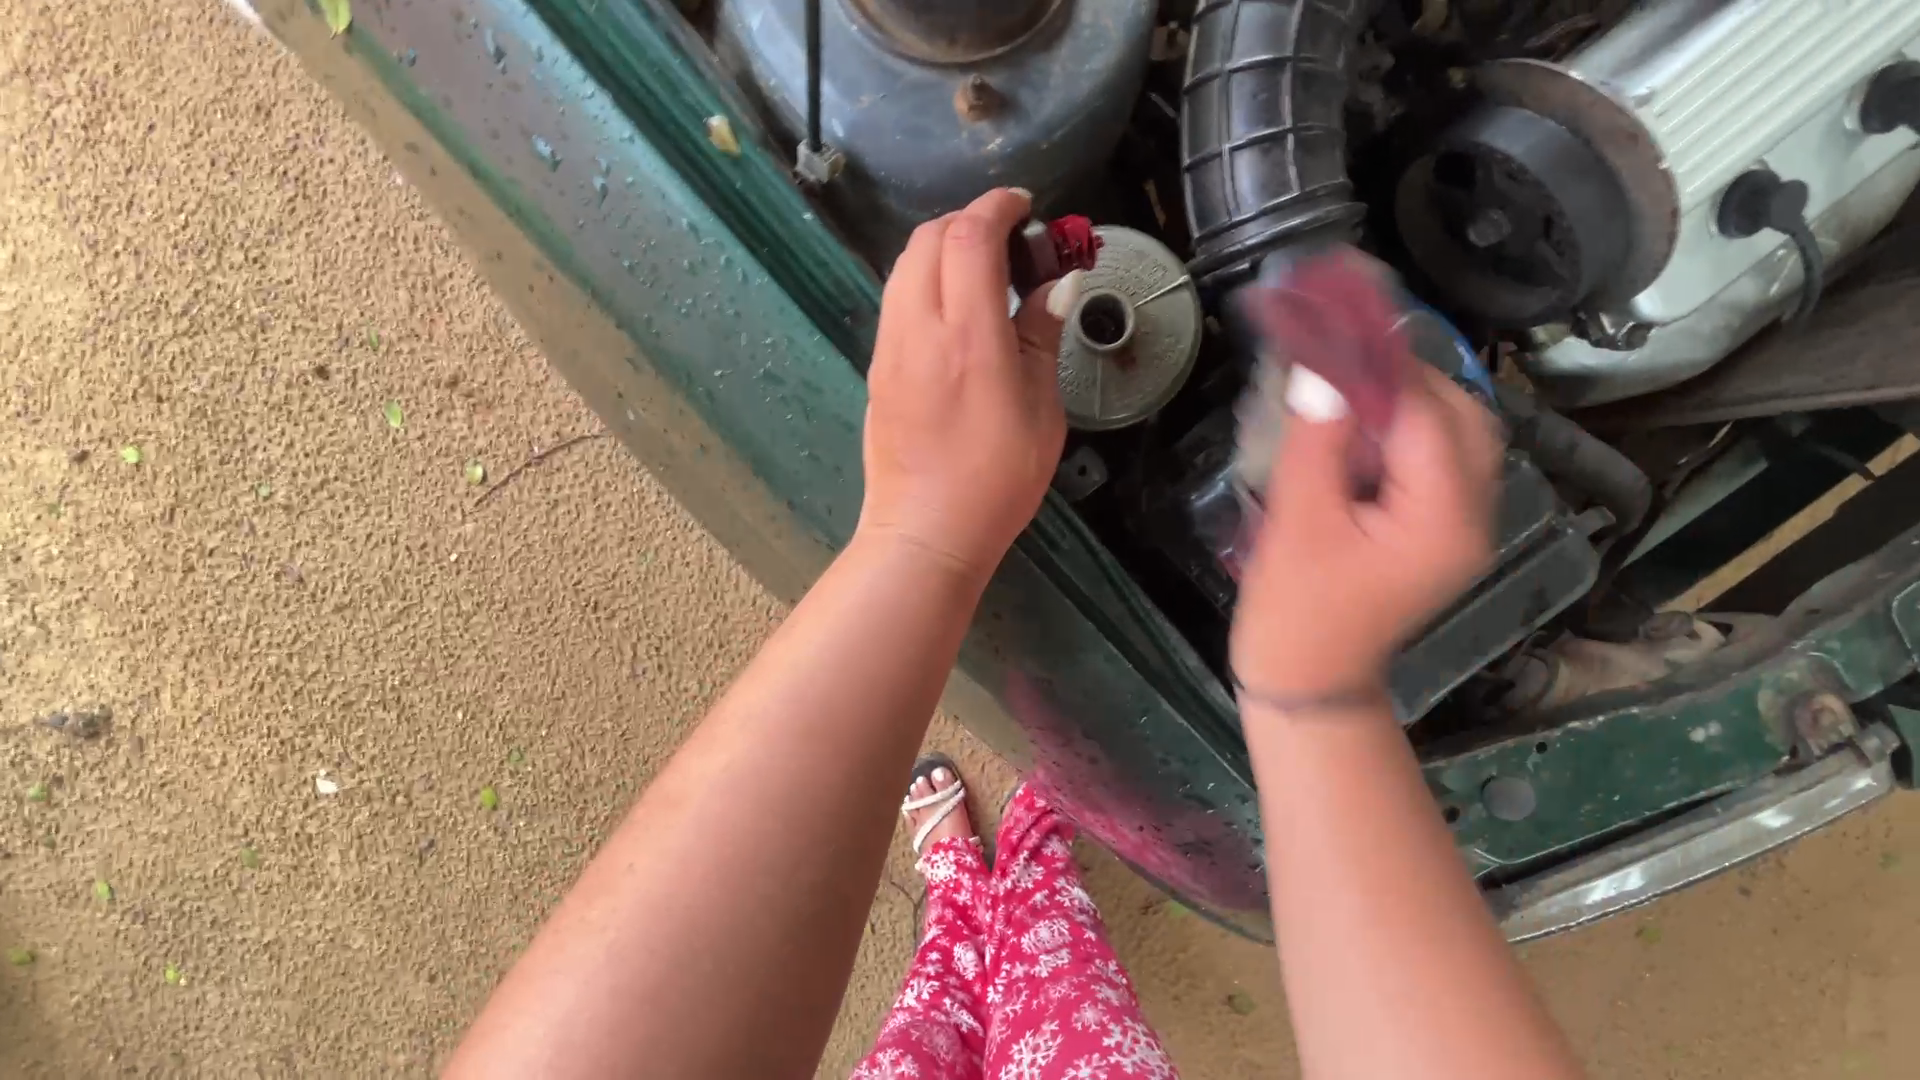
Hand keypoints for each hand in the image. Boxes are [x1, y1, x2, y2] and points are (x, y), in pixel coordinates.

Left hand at [857, 188, 1079, 582]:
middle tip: (1009, 242)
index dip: (999, 207)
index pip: (970, 236)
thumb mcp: (1041, 411)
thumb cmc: (997, 480)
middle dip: (969, 220)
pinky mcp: (876, 368)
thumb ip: (1043, 338)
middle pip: (929, 238)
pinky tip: (953, 310)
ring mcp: (889, 349)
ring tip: (982, 272)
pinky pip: (896, 300)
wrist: (925, 531)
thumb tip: (1057, 286)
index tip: (1026, 209)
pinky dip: (924, 281)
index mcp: (968, 337)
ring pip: (905, 265)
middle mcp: (918, 330)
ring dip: (942, 248)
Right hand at [1230, 364, 1501, 701]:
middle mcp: (1470, 517)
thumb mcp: (1298, 523)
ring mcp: (1459, 527)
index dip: (1383, 362)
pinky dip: (1402, 433)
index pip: (1427, 413)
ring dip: (1407, 402)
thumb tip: (1320, 369)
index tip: (1340, 319)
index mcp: (1442, 517)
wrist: (1307, 682)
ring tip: (1347, 387)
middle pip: (1461, 418)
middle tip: (1342, 355)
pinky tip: (1356, 428)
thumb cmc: (1295, 612)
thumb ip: (1316, 440)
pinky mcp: (1436, 533)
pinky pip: (1435, 463)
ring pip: (1454, 437)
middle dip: (1404, 377)